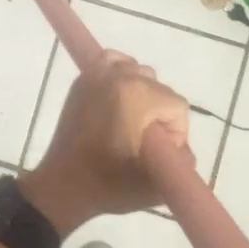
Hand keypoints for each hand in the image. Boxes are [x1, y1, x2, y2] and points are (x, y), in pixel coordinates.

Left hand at [22, 51, 191, 234]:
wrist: (64, 184)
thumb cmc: (110, 184)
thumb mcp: (158, 181)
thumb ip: (184, 160)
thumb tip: (181, 145)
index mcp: (137, 96)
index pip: (177, 106)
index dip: (175, 132)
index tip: (157, 152)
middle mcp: (118, 76)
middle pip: (159, 87)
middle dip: (158, 113)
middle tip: (142, 140)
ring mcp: (97, 74)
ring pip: (138, 73)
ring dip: (141, 94)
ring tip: (130, 122)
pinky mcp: (82, 80)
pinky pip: (112, 63)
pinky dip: (120, 76)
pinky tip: (118, 100)